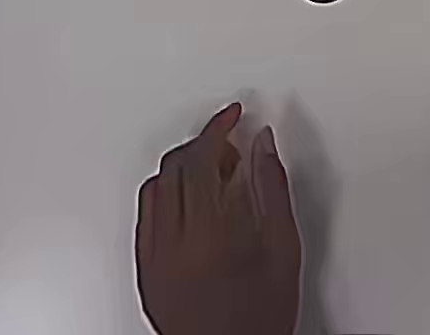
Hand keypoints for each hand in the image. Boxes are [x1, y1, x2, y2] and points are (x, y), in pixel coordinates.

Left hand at [137, 103, 300, 334]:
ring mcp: (153, 258)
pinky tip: (191, 198)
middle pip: (177, 165)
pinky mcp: (145, 271)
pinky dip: (166, 191)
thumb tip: (263, 143)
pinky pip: (147, 212)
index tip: (232, 115)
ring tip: (214, 174)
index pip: (201, 157)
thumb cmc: (260, 321)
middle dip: (205, 144)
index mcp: (207, 236)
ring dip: (185, 166)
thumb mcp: (284, 250)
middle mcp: (172, 244)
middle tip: (231, 148)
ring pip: (158, 184)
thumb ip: (274, 187)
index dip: (218, 127)